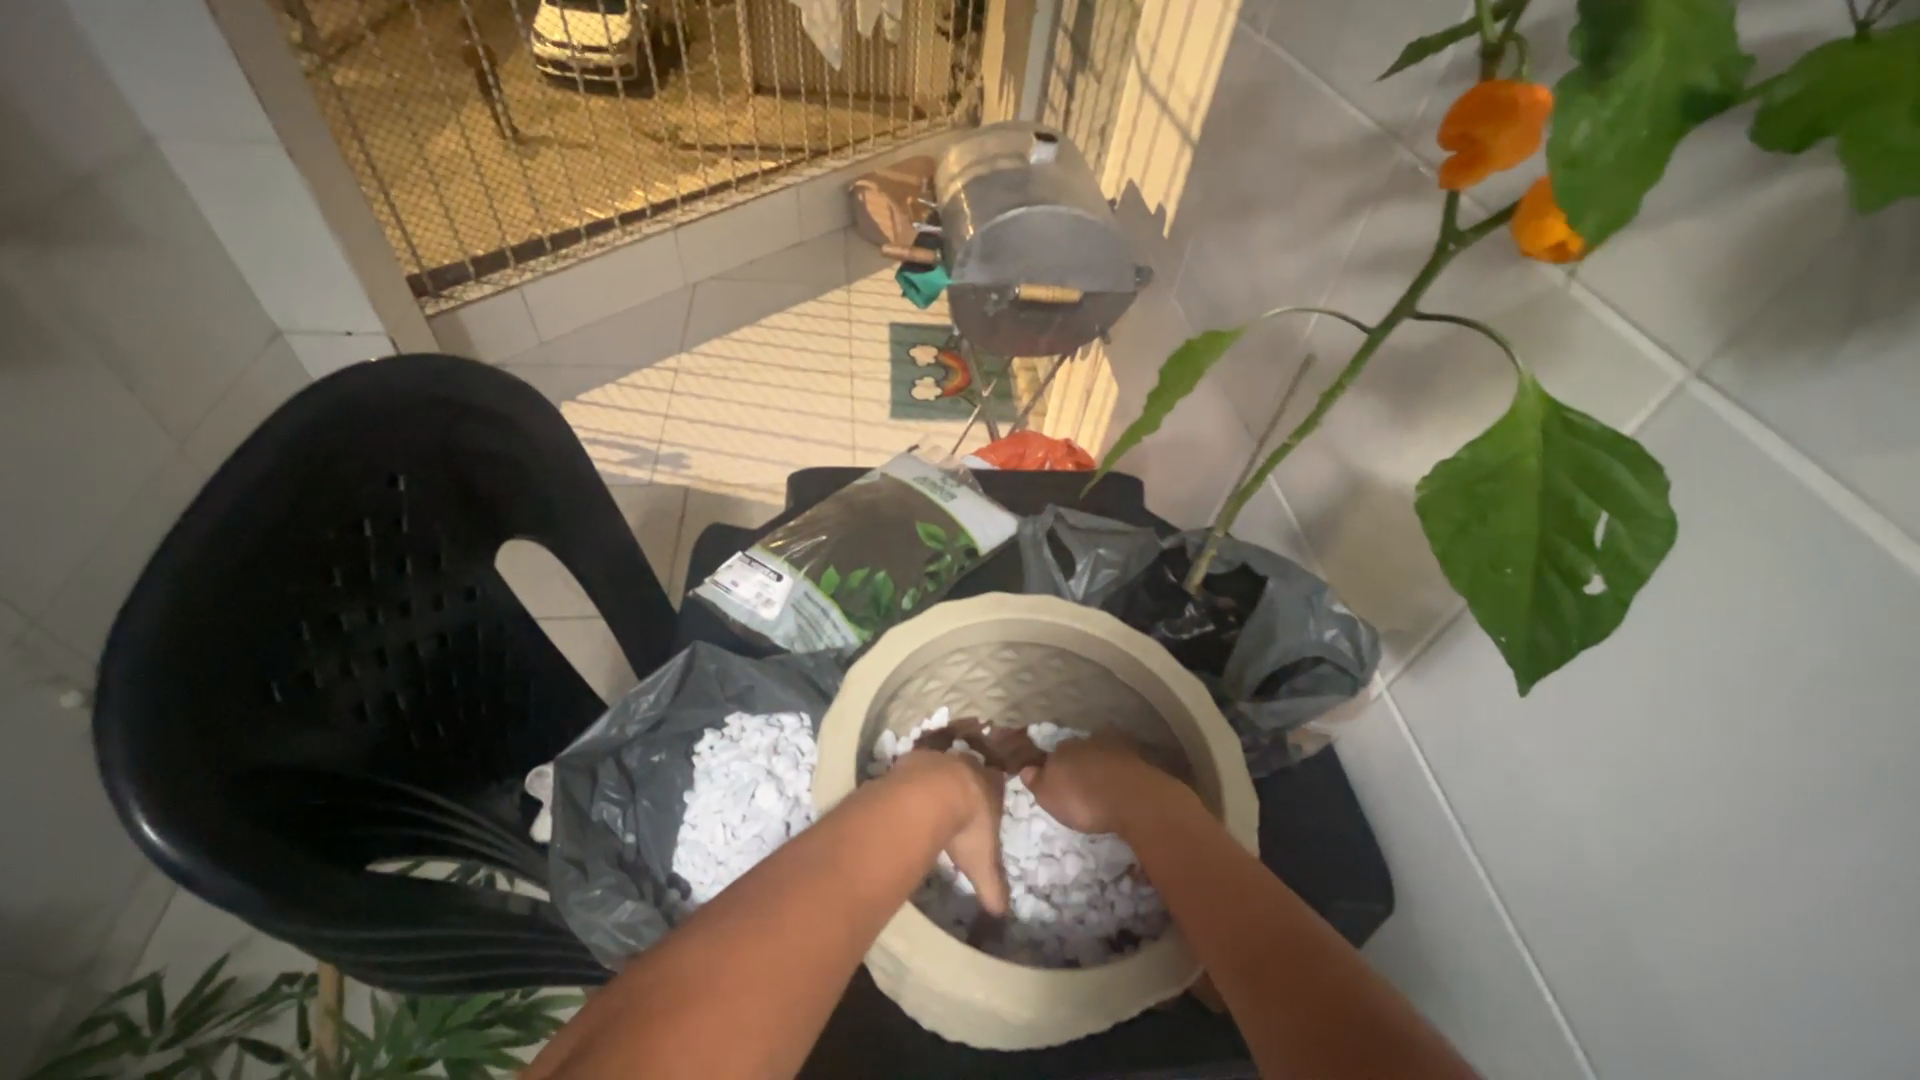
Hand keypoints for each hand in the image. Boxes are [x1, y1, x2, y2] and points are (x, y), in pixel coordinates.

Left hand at [890, 749, 1009, 914]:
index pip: (997, 782)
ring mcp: (941, 759)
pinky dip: (912, 776)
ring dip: (938, 776)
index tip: (984, 800)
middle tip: (956, 798)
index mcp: (991, 788)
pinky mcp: (915, 758)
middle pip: (971, 769)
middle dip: (965, 781)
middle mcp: (969, 767)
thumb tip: (1001, 914)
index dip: (992, 790)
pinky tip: (905, 792)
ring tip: (928, 797)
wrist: (933, 795)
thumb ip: (992, 886)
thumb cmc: (966, 827)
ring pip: (943, 763)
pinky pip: (915, 764)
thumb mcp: (981, 862)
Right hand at [1018, 734, 1185, 834]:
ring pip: (1102, 756)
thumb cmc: (1082, 799)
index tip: (1057, 782)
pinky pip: (1124, 766)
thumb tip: (1026, 768)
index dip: (1054, 768)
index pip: (1053, 754)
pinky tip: (1121, 788)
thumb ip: (1036, 781)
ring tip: (1102, 788)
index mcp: (1063, 749)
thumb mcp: (1048, 796)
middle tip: (1080, 785)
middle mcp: (1088, 741)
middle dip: (1078, 765)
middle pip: (1079, 752)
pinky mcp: (1139, 760)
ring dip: (1101, 768)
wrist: (1131, 798)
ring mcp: (1116, 748)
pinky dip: (1120, 774)